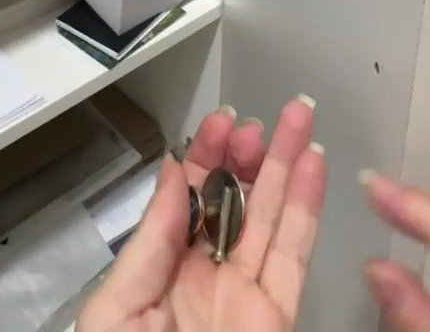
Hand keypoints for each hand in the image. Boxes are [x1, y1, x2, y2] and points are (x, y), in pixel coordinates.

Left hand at [77, 96, 325, 331]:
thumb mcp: (117, 315)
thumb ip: (150, 241)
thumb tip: (172, 170)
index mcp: (161, 273)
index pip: (189, 200)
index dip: (207, 158)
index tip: (220, 122)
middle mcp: (206, 278)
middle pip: (234, 202)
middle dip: (250, 154)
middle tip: (262, 117)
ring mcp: (246, 297)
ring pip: (270, 219)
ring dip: (286, 167)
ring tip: (297, 118)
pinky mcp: (277, 318)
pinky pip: (295, 257)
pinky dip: (307, 209)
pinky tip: (312, 166)